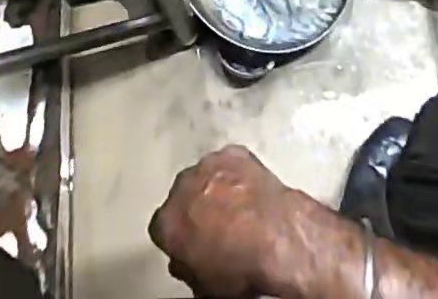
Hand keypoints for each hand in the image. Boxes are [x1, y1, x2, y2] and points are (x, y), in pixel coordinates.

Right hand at [150, 146, 315, 297]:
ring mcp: (207, 166)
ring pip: (204, 177)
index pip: (162, 229)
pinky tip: (250, 193)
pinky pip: (230, 163)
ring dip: (214, 190)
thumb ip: (187, 269)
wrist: (275, 236)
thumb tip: (186, 262)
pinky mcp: (233, 153)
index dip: (178, 241)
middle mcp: (181, 187)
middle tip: (216, 231)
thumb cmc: (241, 264)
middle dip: (194, 210)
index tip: (191, 249)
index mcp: (167, 221)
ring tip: (238, 213)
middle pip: (182, 197)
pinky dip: (237, 175)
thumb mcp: (206, 287)